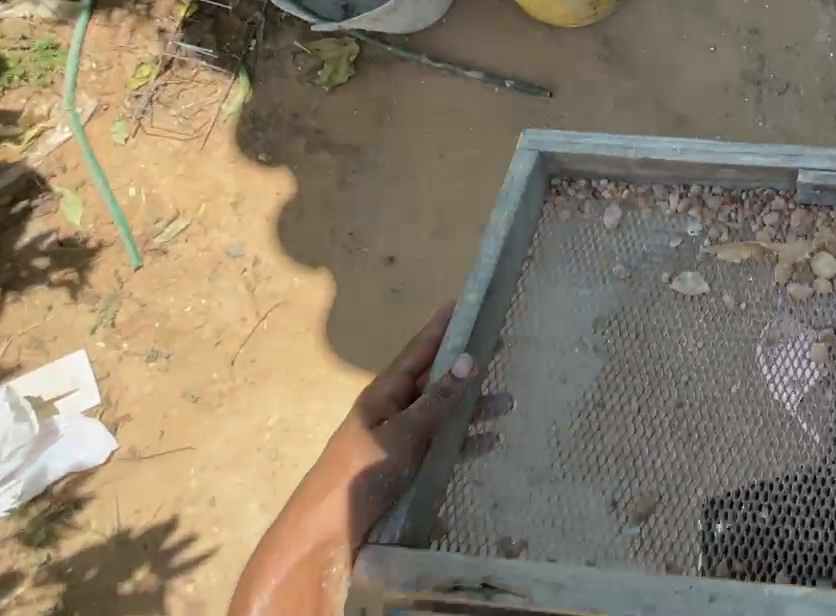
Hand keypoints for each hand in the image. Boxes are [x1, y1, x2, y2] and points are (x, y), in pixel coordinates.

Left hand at [229, 302, 473, 615]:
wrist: (326, 534)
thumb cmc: (361, 473)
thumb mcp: (402, 433)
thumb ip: (437, 398)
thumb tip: (469, 359)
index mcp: (387, 392)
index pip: (420, 349)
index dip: (441, 325)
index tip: (464, 301)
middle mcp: (395, 409)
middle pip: (437, 378)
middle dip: (467, 365)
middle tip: (500, 346)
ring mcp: (401, 437)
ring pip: (444, 412)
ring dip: (474, 407)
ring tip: (508, 403)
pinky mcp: (407, 465)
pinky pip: (443, 444)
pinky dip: (466, 440)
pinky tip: (489, 442)